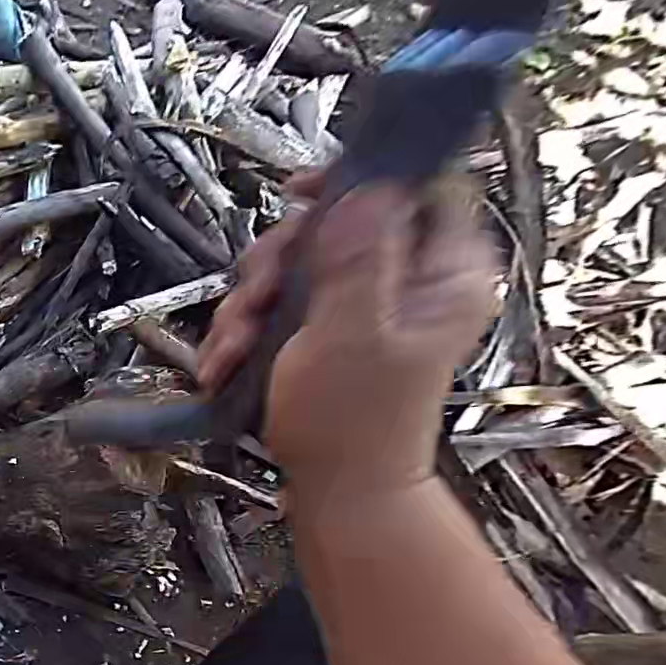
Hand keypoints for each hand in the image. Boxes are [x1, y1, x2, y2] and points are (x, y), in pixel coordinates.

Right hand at [198, 176, 496, 504]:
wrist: (333, 481)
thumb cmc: (350, 419)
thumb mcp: (350, 336)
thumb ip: (357, 264)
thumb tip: (363, 192)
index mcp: (438, 275)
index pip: (414, 192)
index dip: (358, 182)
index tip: (298, 193)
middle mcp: (398, 284)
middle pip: (328, 233)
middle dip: (272, 269)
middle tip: (251, 305)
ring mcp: (352, 309)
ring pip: (287, 273)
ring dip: (244, 309)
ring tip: (230, 353)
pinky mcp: (314, 332)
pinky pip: (269, 309)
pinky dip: (240, 333)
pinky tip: (227, 363)